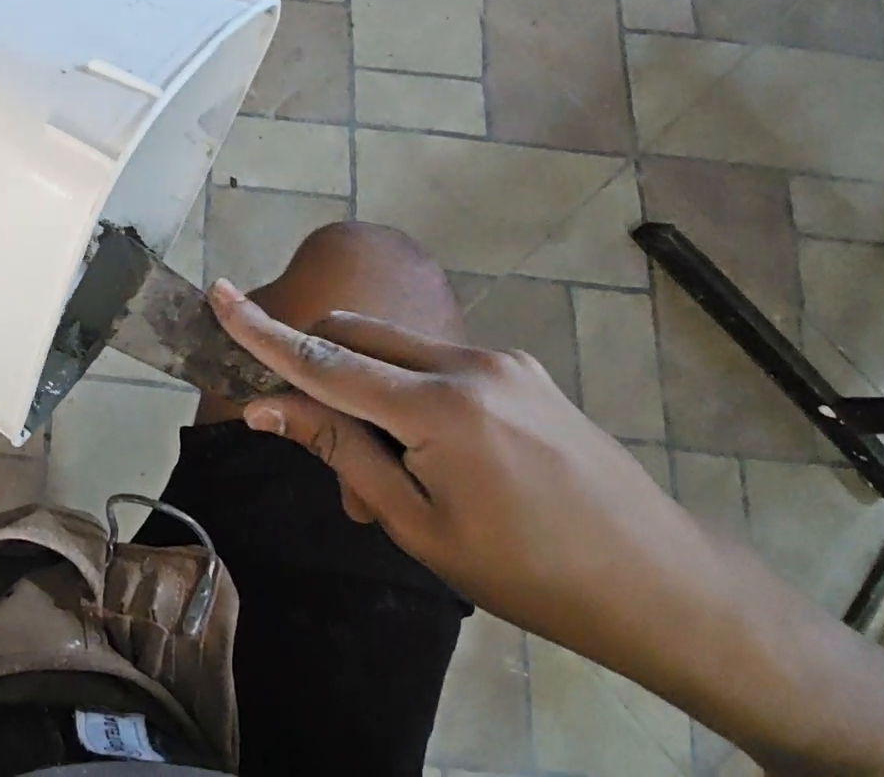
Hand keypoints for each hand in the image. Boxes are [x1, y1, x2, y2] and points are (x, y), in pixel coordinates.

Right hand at [207, 279, 716, 648]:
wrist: (666, 588)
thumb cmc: (528, 572)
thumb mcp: (416, 522)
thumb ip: (338, 450)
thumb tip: (266, 407)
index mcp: (439, 407)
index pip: (322, 359)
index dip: (260, 330)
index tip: (217, 295)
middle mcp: (469, 363)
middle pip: (353, 334)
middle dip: (311, 364)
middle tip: (311, 438)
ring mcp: (502, 363)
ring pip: (392, 349)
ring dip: (360, 389)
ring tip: (382, 471)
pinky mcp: (521, 374)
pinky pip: (433, 365)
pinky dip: (402, 394)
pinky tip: (427, 457)